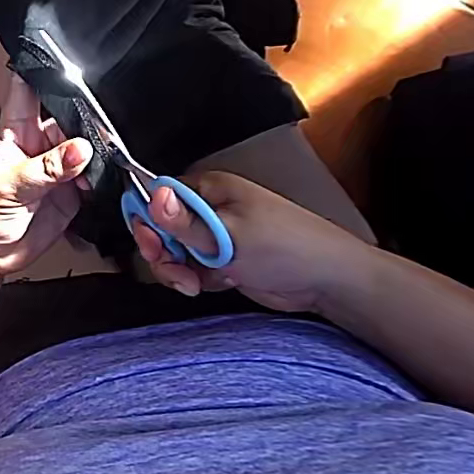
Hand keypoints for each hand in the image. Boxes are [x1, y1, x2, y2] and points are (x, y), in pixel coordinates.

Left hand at [0, 74, 91, 283]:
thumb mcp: (8, 187)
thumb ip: (47, 168)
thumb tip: (81, 149)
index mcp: (16, 132)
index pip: (29, 90)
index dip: (44, 70)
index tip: (67, 58)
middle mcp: (39, 145)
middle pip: (69, 118)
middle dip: (87, 120)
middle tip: (101, 132)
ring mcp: (57, 168)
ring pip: (86, 147)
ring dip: (98, 150)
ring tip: (103, 158)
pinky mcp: (71, 192)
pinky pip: (94, 178)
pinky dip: (104, 176)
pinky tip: (105, 177)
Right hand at [130, 171, 372, 313]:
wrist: (324, 279)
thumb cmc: (285, 247)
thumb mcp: (229, 236)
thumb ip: (186, 222)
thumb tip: (153, 195)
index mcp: (210, 190)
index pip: (160, 197)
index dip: (148, 220)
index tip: (153, 244)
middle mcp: (210, 209)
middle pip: (164, 228)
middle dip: (164, 253)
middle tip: (176, 268)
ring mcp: (218, 236)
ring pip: (177, 253)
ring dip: (180, 271)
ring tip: (196, 283)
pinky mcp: (224, 260)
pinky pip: (195, 269)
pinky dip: (197, 280)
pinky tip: (214, 284)